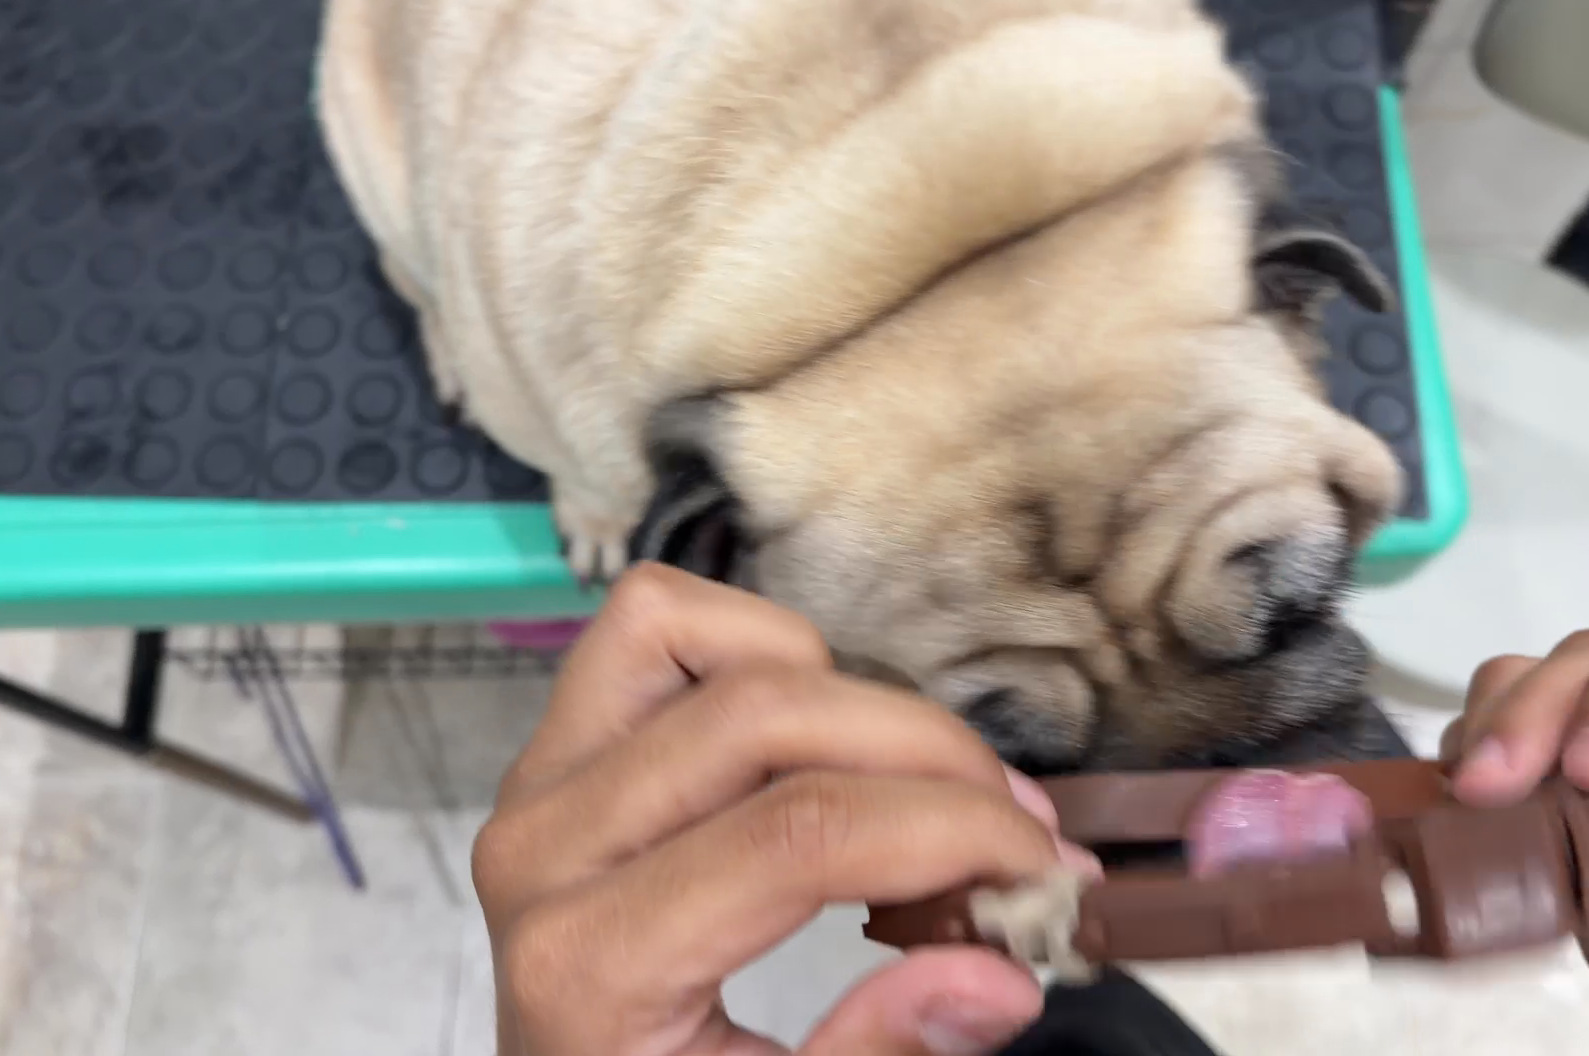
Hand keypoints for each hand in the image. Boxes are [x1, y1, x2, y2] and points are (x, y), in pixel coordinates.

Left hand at [471, 564, 1099, 1055]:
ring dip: (841, 687)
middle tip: (1011, 815)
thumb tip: (1003, 972)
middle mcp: (549, 837)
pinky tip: (813, 711)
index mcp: (588, 964)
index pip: (801, 835)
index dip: (950, 826)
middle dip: (925, 748)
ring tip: (906, 772)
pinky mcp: (566, 718)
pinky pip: (661, 616)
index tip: (1040, 859)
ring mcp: (548, 760)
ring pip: (709, 638)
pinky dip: (761, 638)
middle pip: (767, 713)